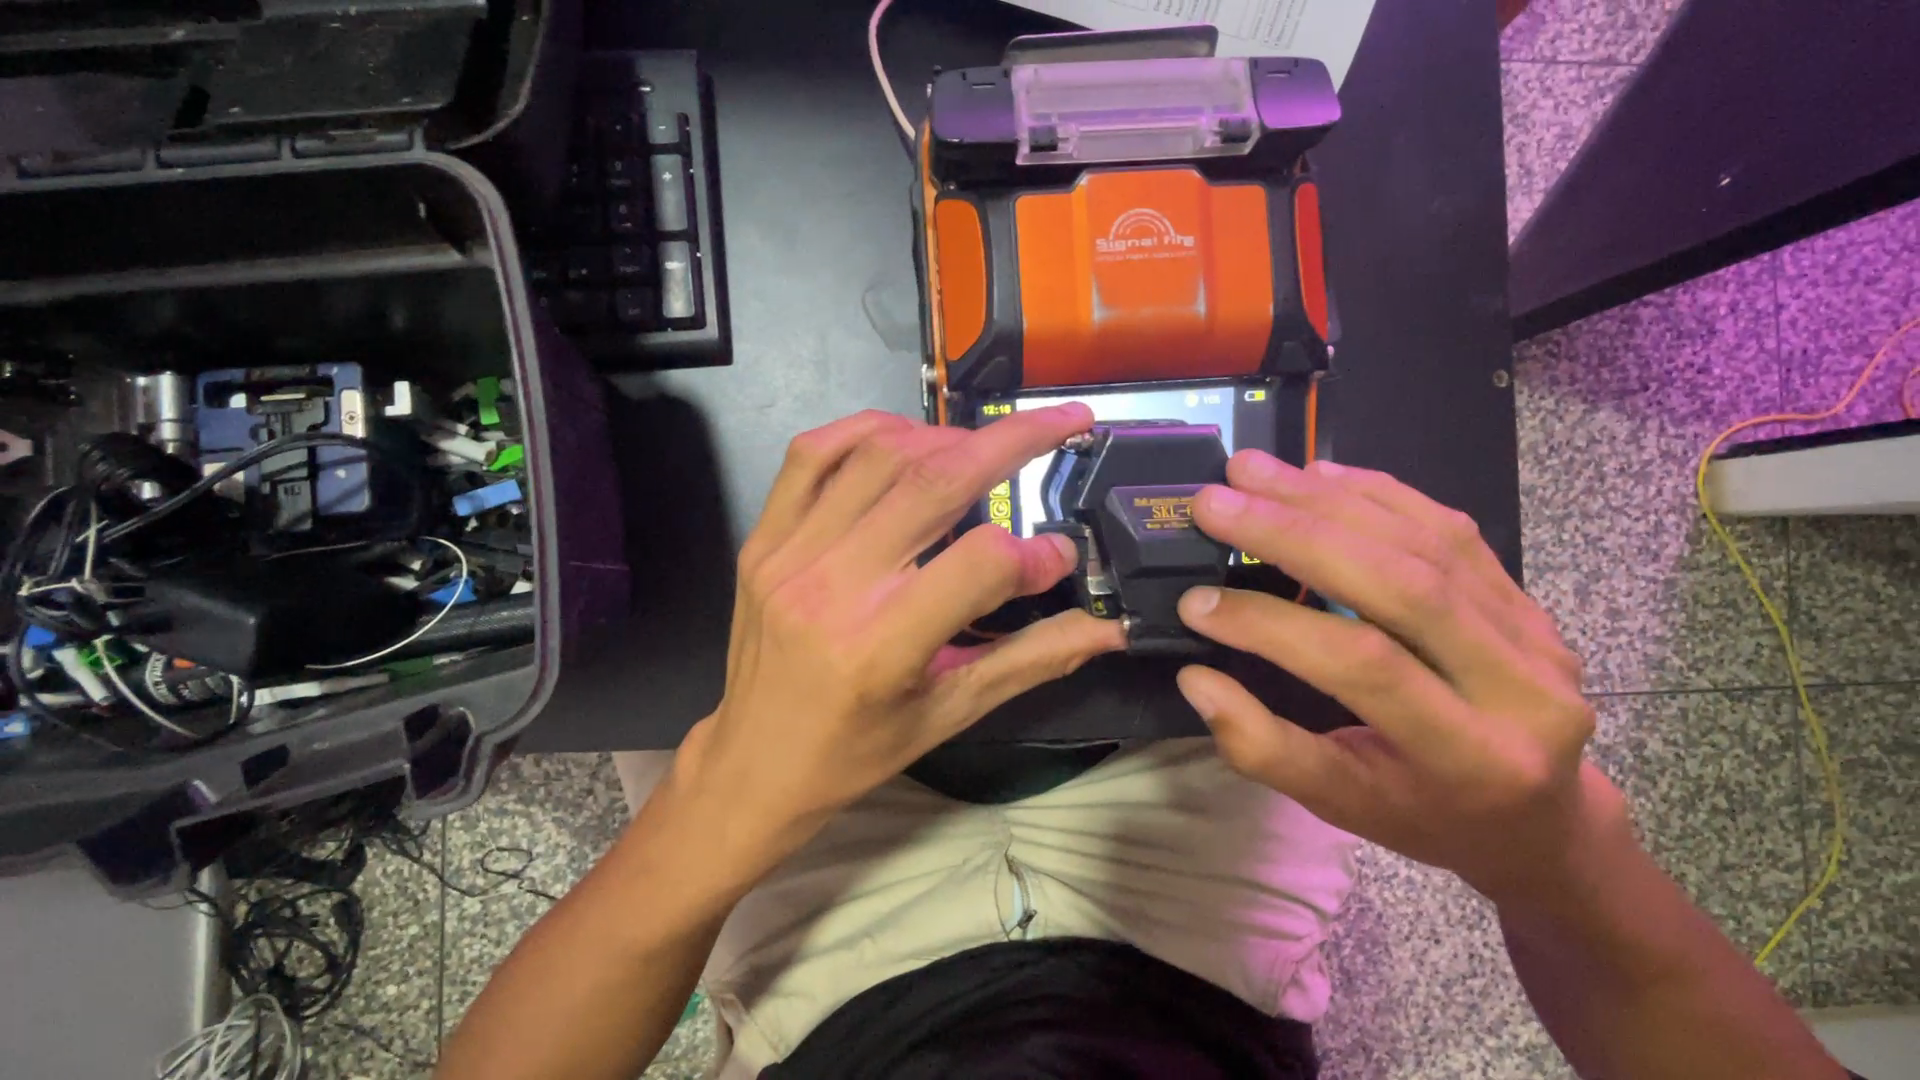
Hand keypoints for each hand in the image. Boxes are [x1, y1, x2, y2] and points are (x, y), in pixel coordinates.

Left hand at [677, 406, 1124, 845]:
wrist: (755, 761)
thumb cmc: (858, 749)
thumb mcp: (950, 714)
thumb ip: (1032, 660)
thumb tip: (1110, 625)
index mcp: (883, 646)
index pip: (979, 562)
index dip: (1033, 552)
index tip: (1059, 556)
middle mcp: (833, 588)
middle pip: (934, 483)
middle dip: (1010, 442)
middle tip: (1060, 424)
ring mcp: (790, 555)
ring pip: (878, 456)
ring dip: (944, 436)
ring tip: (983, 445)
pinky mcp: (763, 539)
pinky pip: (811, 455)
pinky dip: (865, 430)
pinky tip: (905, 436)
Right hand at [1174, 451, 1614, 906]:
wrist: (1541, 818)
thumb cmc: (1426, 816)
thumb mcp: (1340, 805)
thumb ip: (1264, 748)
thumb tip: (1196, 677)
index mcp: (1474, 756)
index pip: (1364, 666)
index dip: (1273, 626)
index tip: (1197, 601)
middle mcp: (1522, 687)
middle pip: (1402, 585)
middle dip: (1296, 534)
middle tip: (1217, 502)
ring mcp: (1536, 633)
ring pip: (1426, 543)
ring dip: (1328, 499)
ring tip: (1252, 472)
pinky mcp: (1528, 598)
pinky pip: (1450, 529)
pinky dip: (1378, 493)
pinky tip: (1319, 473)